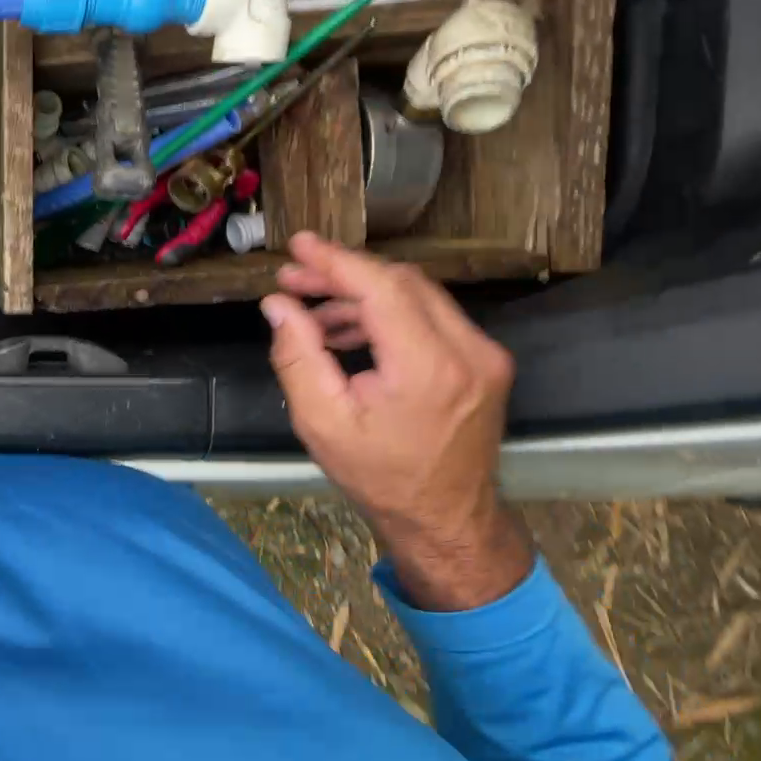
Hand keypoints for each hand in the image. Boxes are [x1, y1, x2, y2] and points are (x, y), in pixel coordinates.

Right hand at [261, 232, 532, 610]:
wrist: (445, 516)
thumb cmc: (377, 474)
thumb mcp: (320, 420)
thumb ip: (297, 355)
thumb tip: (278, 305)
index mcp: (428, 367)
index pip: (381, 288)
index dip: (336, 261)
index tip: (298, 245)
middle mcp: (468, 350)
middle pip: (402, 283)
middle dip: (343, 274)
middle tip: (291, 280)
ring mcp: (483, 355)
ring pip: (417, 295)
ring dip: (361, 294)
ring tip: (310, 312)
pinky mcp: (483, 362)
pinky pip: (430, 317)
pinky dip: (385, 313)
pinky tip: (346, 332)